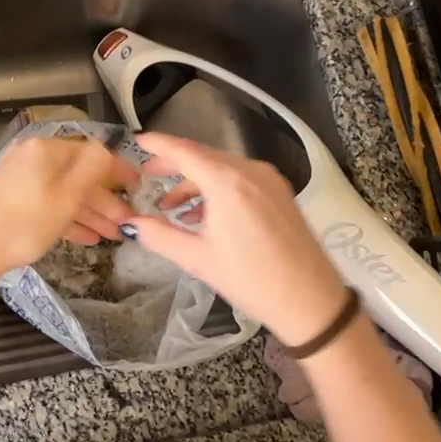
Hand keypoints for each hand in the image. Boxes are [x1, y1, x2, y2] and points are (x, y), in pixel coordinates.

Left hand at [0, 136, 136, 284]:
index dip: (117, 169)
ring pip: (64, 193)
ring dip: (89, 213)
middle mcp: (32, 157)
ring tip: (111, 236)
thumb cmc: (25, 223)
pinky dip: (67, 218)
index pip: (91, 153)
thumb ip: (92, 169)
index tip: (137, 185)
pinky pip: (48, 203)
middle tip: (126, 223)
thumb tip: (108, 147)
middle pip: (77, 175)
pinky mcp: (11, 200)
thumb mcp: (66, 198)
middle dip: (104, 200)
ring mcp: (20, 179)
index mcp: (46, 150)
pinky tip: (86, 238)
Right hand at [122, 131, 349, 344]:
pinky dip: (217, 188)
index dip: (159, 145)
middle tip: (147, 174)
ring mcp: (269, 180)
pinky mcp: (280, 192)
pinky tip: (203, 214)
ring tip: (171, 204)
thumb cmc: (252, 280)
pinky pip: (241, 178)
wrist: (311, 300)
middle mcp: (250, 172)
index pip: (185, 152)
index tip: (139, 141)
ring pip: (223, 167)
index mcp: (227, 183)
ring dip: (195, 180)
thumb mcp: (198, 259)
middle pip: (204, 156)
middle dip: (174, 164)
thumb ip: (159, 235)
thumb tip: (129, 223)